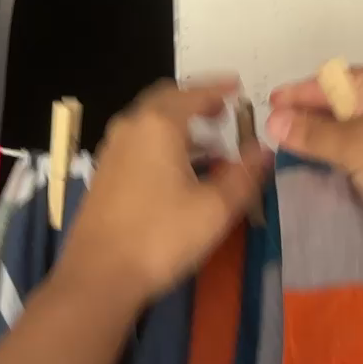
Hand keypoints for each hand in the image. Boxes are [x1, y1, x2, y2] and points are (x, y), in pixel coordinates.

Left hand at [57, 78, 270, 307]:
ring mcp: (113, 147)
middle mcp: (132, 125)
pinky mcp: (104, 171)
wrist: (97, 276)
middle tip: (222, 111)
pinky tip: (178, 169)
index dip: (218, 89)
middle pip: (167, 98)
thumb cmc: (160, 236)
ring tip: (208, 145)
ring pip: (150, 120)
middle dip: (196, 100)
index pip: (194, 93)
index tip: (238, 87)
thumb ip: (244, 176)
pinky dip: (162, 140)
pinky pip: (138, 140)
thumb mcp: (213, 209)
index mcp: (159, 123)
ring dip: (179, 123)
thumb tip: (265, 150)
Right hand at [268, 62, 362, 274]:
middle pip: (337, 103)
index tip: (267, 105)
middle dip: (306, 116)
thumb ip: (311, 133)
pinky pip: (361, 154)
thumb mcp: (352, 145)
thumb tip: (273, 120)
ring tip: (286, 152)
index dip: (296, 93)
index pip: (327, 80)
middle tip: (271, 133)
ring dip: (322, 140)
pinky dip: (341, 160)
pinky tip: (320, 172)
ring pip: (349, 131)